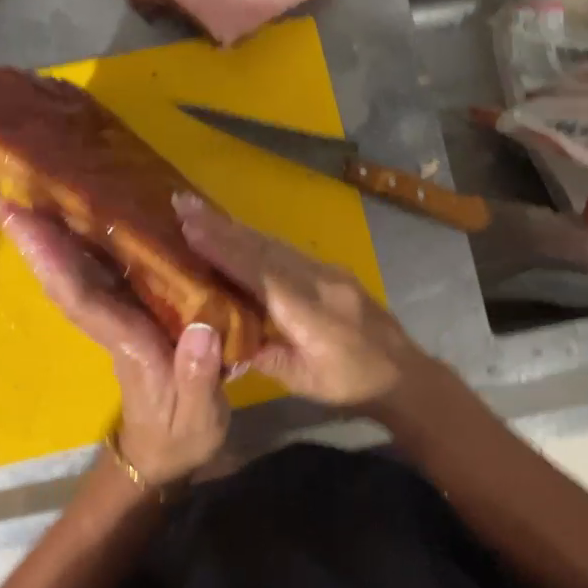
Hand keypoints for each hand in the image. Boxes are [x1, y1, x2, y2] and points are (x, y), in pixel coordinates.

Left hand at [0, 193, 227, 486]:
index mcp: (127, 343)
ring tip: (26, 194)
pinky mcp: (130, 312)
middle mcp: (113, 322)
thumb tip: (203, 329)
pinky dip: (82, 243)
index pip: (81, 298)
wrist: (161, 455)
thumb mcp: (197, 417)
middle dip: (34, 238)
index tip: (20, 223)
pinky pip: (99, 272)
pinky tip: (81, 215)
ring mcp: (118, 317)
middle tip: (0, 197)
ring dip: (50, 235)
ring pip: (78, 271)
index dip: (52, 260)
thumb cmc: (179, 435)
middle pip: (67, 277)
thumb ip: (198, 377)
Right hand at [174, 193, 426, 406]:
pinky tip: (235, 232)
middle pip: (263, 248)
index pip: (260, 272)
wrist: (404, 374)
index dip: (224, 248)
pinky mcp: (331, 270)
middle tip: (182, 202)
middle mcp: (318, 280)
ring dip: (235, 228)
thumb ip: (261, 356)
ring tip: (199, 211)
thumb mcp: (301, 380)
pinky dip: (255, 239)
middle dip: (220, 226)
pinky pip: (286, 250)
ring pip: (274, 244)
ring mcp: (327, 271)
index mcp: (310, 312)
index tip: (190, 226)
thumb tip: (219, 336)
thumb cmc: (351, 384)